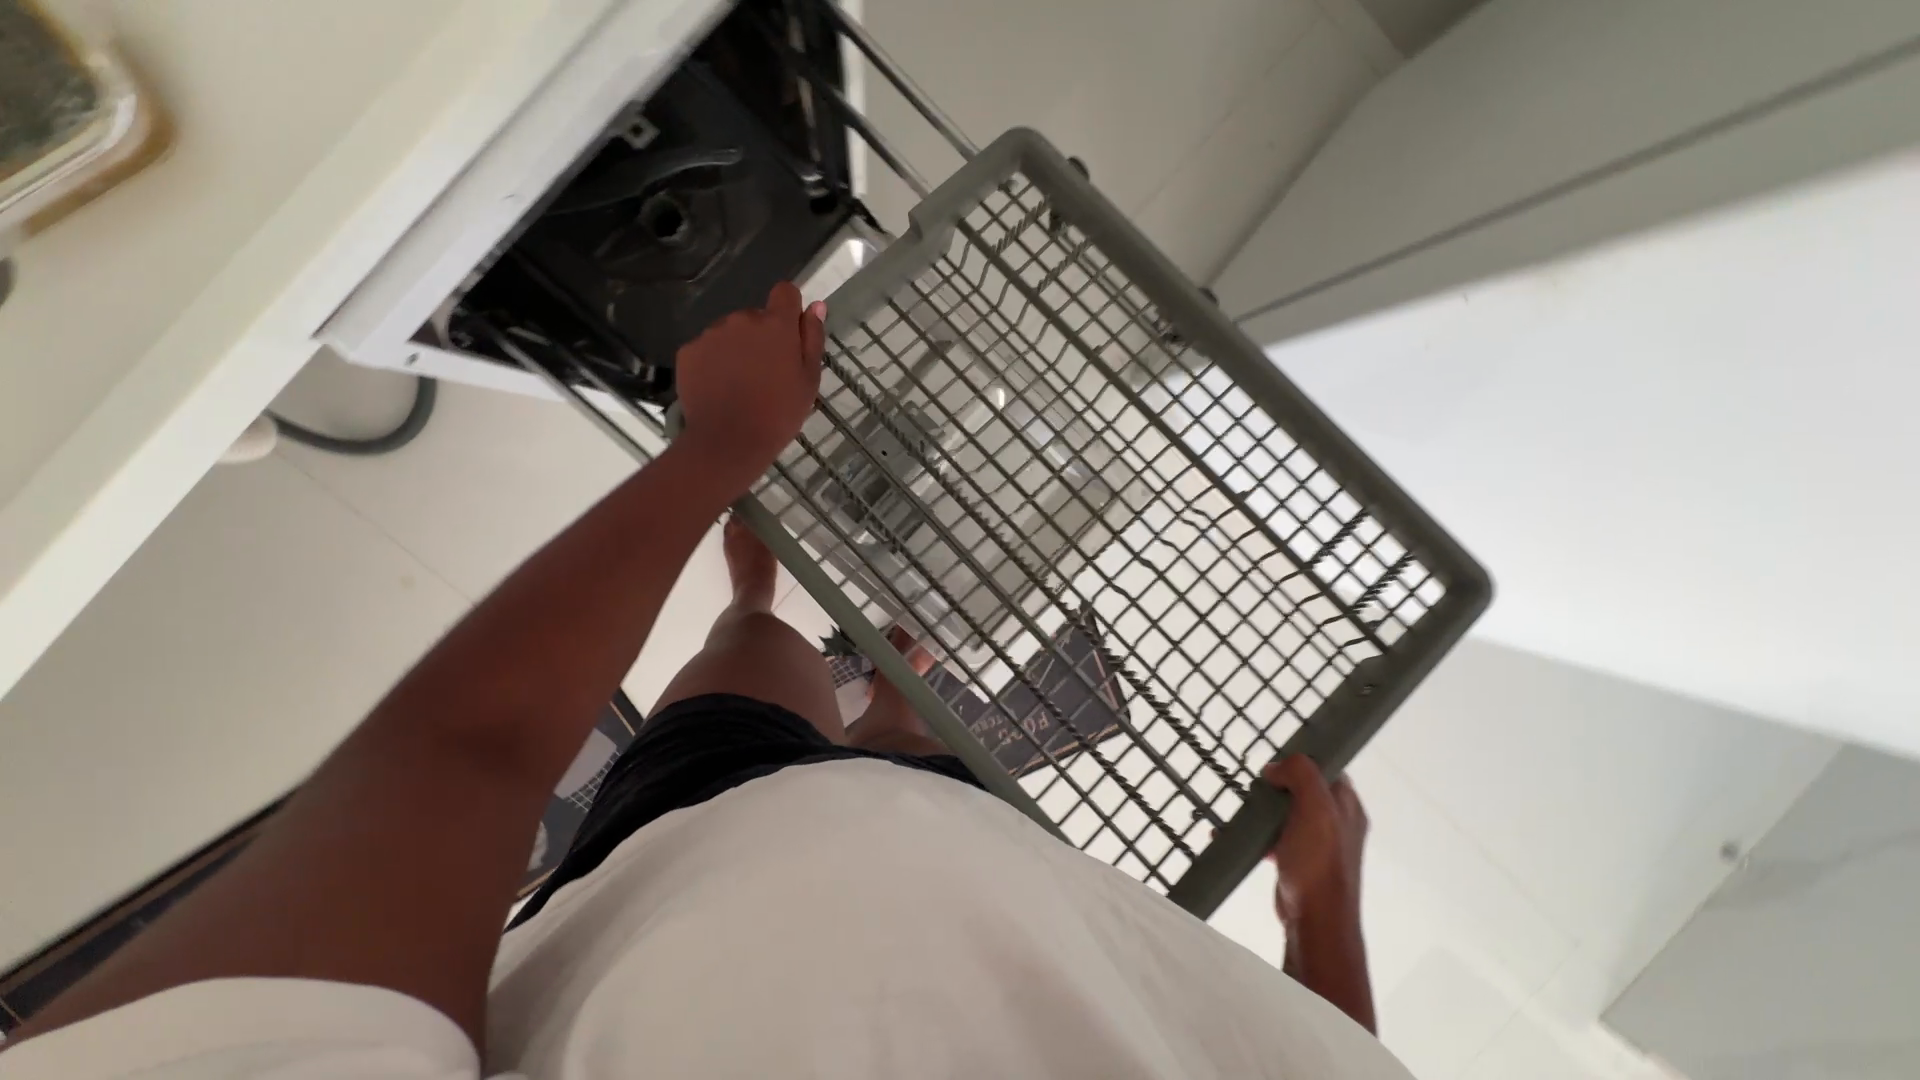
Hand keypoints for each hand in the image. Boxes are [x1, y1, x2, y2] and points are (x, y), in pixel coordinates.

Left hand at [674, 282, 824, 482]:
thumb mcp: (809, 380)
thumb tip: (816, 306)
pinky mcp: (689, 351)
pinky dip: (714, 363)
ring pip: (730, 333)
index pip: (785, 292)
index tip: (790, 335)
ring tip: (740, 385)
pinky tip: (719, 389)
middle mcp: (742, 319)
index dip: (789, 309)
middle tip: (766, 375)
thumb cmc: (779, 413)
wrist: (728, 442)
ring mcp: (712, 333)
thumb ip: (812, 338)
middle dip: (762, 337)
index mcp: (776, 324)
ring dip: (737, 350)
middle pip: (756, 317)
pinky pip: (707, 349)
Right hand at [1264, 755, 1375, 1030]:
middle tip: (1256, 784)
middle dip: (1276, 784)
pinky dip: (1253, 833)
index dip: (1304, 759)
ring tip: (1240, 807)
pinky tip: (1228, 833)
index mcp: (1347, 806)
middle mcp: (1335, 822)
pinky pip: (1272, 837)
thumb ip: (1302, 775)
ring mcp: (1316, 843)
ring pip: (1286, 812)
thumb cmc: (1318, 861)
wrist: (1314, 920)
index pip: (1328, 769)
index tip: (1277, 758)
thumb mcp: (1316, 808)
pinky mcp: (1296, 860)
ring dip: (1261, 808)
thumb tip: (1276, 768)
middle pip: (1303, 789)